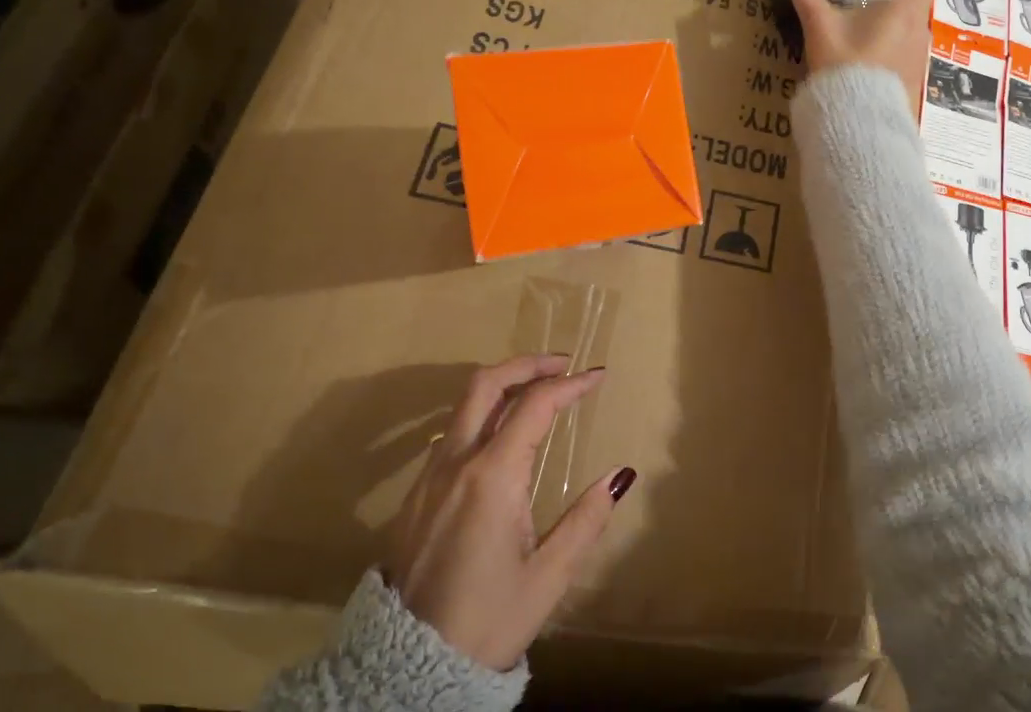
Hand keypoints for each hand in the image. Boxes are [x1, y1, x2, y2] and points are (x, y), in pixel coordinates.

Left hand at [386, 355, 634, 671]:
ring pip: (462, 408)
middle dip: (527, 363)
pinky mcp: (414, 498)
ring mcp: (427, 479)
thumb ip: (587, 518)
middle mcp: (454, 464)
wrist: (409, 667)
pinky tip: (502, 439)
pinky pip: (449, 436)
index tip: (598, 376)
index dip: (570, 384)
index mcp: (492, 477)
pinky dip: (481, 416)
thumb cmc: (490, 619)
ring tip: (537, 393)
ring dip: (502, 387)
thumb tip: (621, 474)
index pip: (534, 404)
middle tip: (562, 363)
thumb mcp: (550, 574)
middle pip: (485, 385)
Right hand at [791, 0, 932, 113]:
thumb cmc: (845, 62)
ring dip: (895, 40)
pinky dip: (894, 65)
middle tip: (868, 19)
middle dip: (895, 13)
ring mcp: (921, 62)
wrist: (859, 116)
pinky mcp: (916, 86)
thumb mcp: (820, 27)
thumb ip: (809, 0)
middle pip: (915, 13)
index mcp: (904, 12)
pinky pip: (908, 66)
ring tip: (867, 48)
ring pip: (912, 40)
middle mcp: (920, 34)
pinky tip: (870, 75)